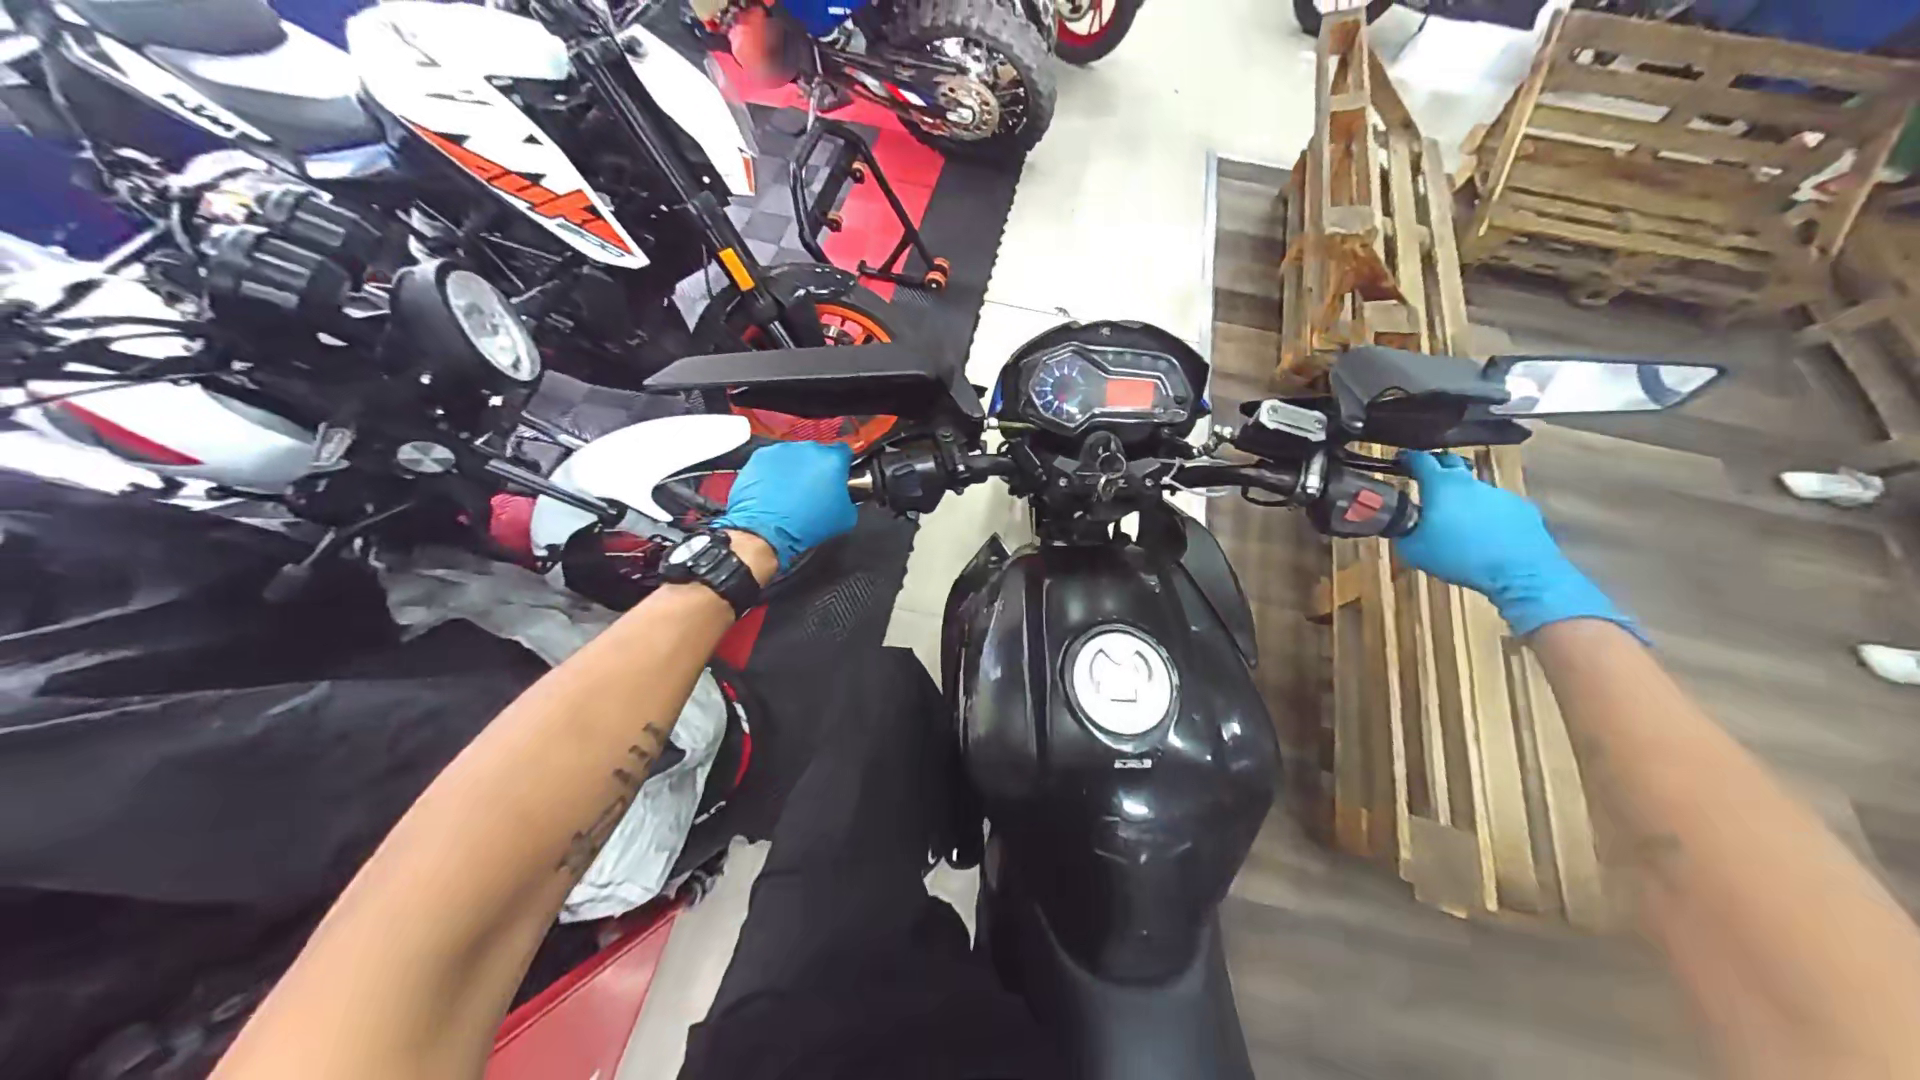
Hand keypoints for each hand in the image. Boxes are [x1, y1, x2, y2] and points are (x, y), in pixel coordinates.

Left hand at [712, 441, 857, 569]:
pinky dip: (774, 472)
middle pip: (817, 453)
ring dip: (795, 469)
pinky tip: (773, 491)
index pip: (844, 451)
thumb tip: (843, 495)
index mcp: (832, 459)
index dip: (842, 465)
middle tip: (812, 490)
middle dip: (817, 468)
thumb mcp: (845, 517)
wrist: (766, 532)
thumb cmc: (806, 525)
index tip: (838, 476)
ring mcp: (781, 450)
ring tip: (790, 492)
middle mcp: (808, 448)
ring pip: (794, 456)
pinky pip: (772, 461)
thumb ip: (849, 498)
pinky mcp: (759, 457)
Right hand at [1393, 451, 1640, 639]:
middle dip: (1436, 468)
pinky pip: (1496, 505)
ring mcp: (1500, 494)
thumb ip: (1403, 532)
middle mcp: (1471, 483)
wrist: (1521, 574)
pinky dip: (1485, 513)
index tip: (1400, 460)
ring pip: (1474, 488)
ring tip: (1455, 519)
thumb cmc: (1458, 557)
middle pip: (1451, 464)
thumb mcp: (1413, 550)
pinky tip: (1483, 534)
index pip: (1421, 460)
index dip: (1408, 458)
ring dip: (1461, 497)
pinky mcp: (1523, 509)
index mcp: (1441, 486)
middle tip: (1425, 480)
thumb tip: (1401, 525)